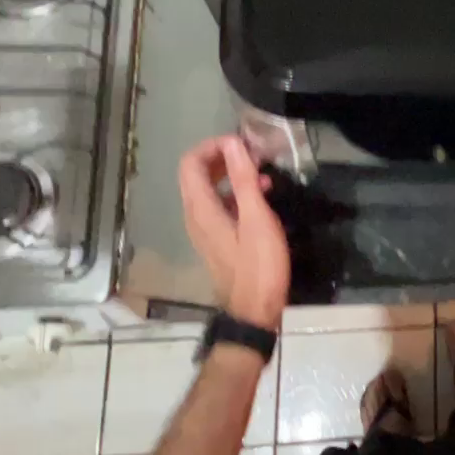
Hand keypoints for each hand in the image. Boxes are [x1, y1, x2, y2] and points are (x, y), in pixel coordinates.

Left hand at [178, 136, 290, 329]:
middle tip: (255, 153)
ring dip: (232, 174)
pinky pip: (219, 205)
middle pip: (197, 174)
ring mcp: (204, 229)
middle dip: (223, 157)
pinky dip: (236, 193)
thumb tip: (234, 144)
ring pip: (209, 189)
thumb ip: (244, 180)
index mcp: (201, 208)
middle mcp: (195, 216)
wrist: (254, 310)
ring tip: (263, 172)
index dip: (213, 146)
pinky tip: (262, 196)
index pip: (191, 163)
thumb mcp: (257, 219)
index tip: (243, 144)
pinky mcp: (217, 239)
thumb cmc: (258, 265)